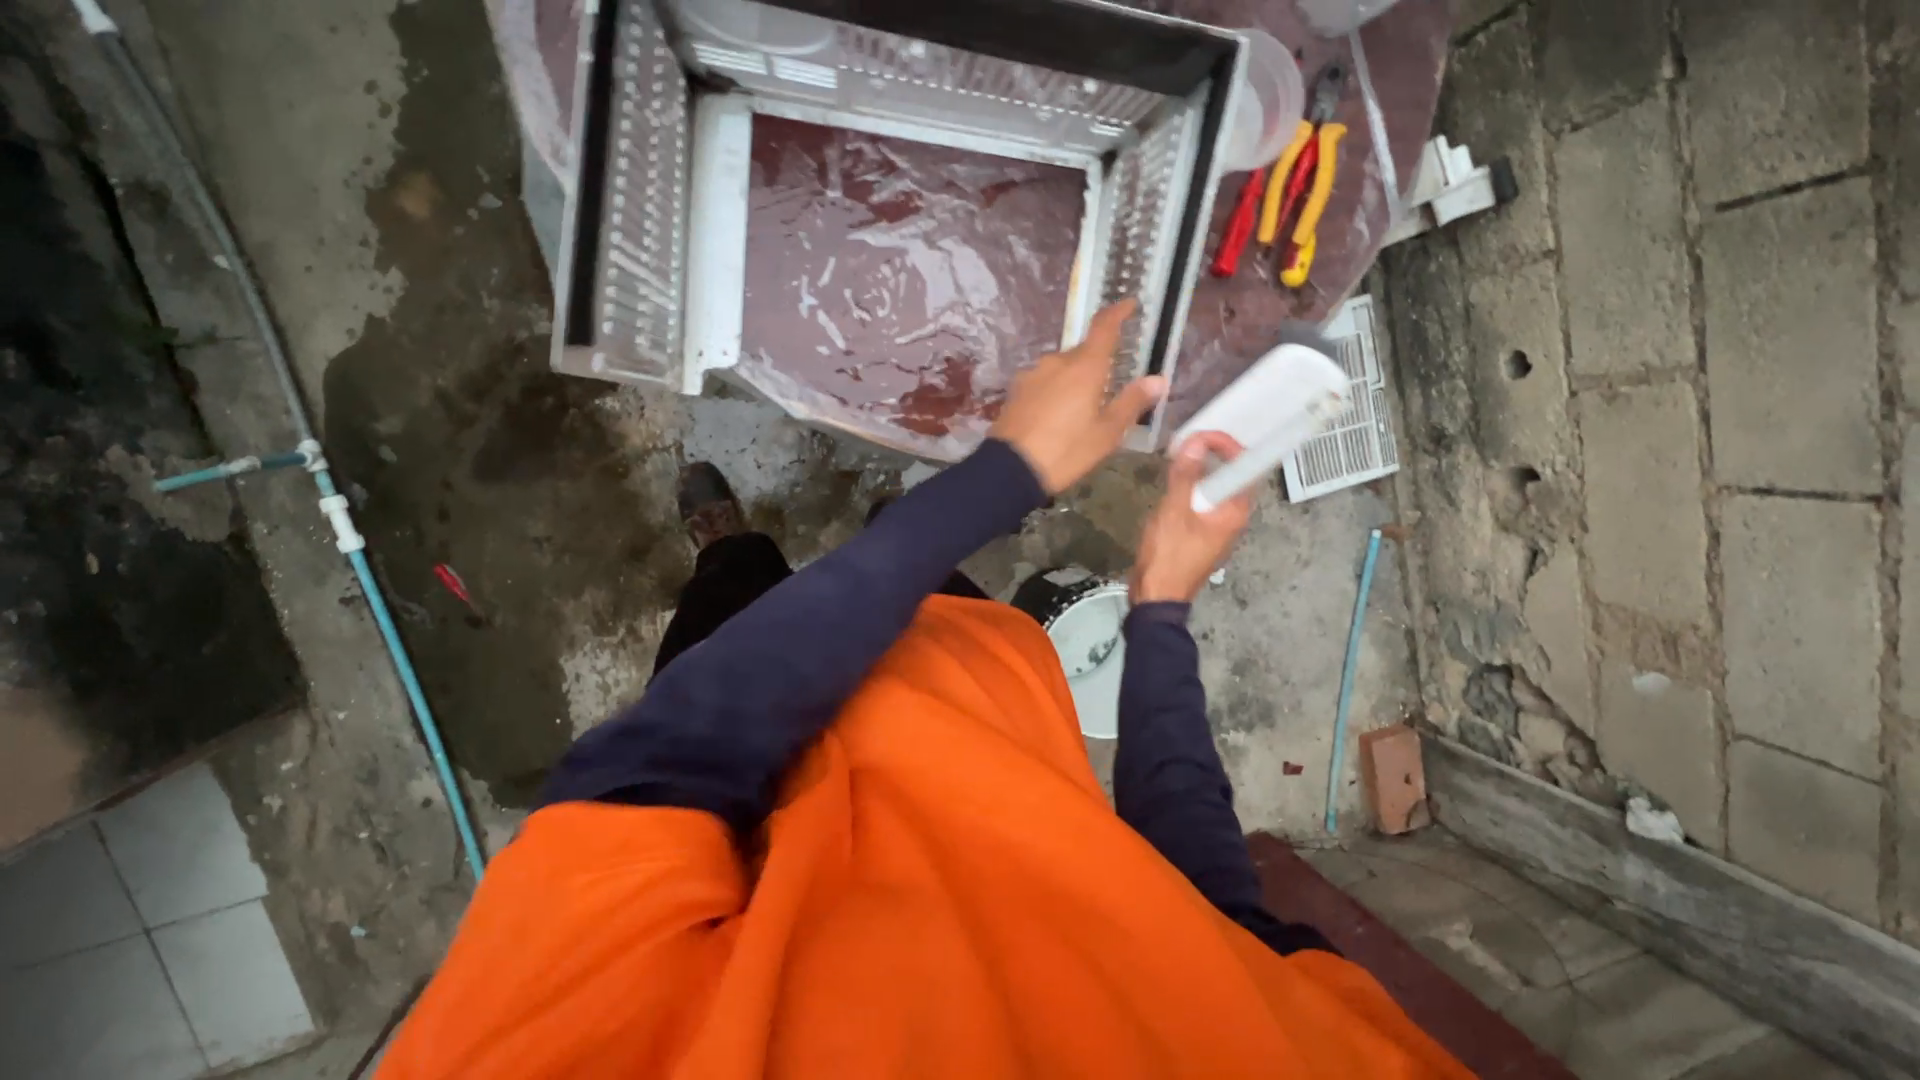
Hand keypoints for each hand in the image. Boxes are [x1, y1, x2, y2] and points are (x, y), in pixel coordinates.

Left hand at [989, 299, 1166, 493]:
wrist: (1009, 469)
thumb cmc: (1066, 451)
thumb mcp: (1106, 433)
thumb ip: (1132, 402)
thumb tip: (1158, 380)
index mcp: (1084, 367)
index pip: (1104, 327)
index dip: (1118, 312)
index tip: (1130, 304)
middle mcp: (1056, 362)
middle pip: (1082, 352)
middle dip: (1097, 364)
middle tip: (1108, 389)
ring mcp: (1032, 375)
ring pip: (1061, 369)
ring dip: (1074, 380)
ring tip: (1080, 410)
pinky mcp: (1016, 391)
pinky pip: (1044, 383)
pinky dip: (1055, 391)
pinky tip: (1056, 416)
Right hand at [1130, 432, 1254, 604]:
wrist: (1156, 596)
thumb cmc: (1169, 556)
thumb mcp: (1174, 511)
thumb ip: (1185, 476)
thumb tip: (1197, 443)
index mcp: (1235, 511)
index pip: (1244, 465)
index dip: (1227, 444)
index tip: (1202, 435)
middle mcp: (1234, 516)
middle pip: (1231, 475)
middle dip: (1212, 453)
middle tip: (1188, 440)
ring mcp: (1218, 526)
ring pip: (1215, 487)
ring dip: (1199, 469)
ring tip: (1178, 455)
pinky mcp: (1203, 532)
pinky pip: (1203, 501)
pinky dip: (1192, 486)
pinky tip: (1174, 481)